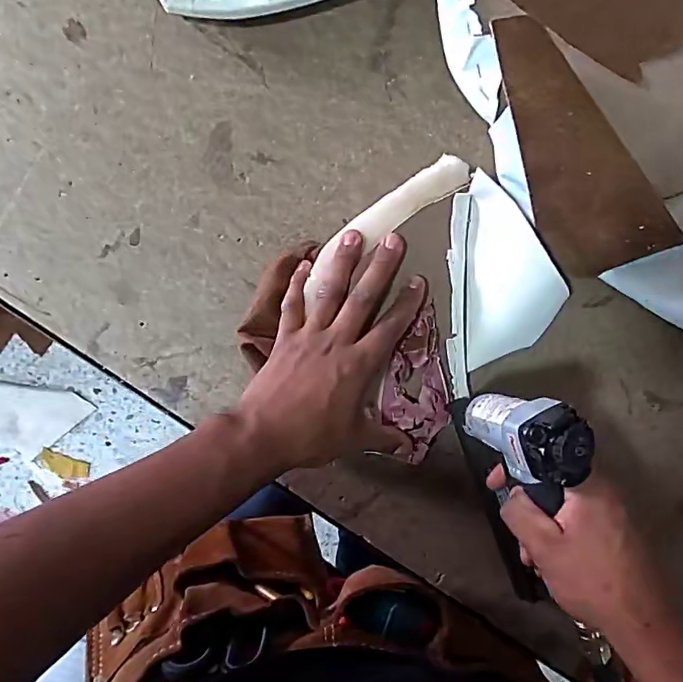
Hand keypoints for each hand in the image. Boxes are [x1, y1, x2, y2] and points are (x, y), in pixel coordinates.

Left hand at [234, 230, 425, 470]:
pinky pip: (292, 305)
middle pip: (363, 298)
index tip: (419, 281)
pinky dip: (297, 283)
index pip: (390, 328)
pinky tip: (305, 263)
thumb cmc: (312, 437)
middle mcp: (336, 342)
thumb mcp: (354, 439)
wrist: (263, 434)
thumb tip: (406, 446)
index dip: (407, 304)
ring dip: (342, 262)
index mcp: (359, 365)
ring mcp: (308, 336)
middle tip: (393, 240)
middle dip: (380, 267)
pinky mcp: (285, 338)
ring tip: (352, 235)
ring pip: (329, 292)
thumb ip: (383, 437)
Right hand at [489, 466, 678, 645]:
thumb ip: (521, 514)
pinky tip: (558, 567)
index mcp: (588, 487)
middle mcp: (605, 492)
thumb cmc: (592, 582)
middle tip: (524, 543)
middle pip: (553, 488)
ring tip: (539, 562)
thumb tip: (513, 495)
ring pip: (564, 510)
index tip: (496, 483)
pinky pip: (580, 525)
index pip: (545, 458)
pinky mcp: (617, 533)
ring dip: (544, 532)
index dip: (515, 467)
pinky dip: (563, 540)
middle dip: (530, 513)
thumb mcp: (544, 548)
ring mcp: (614, 514)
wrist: (639, 620)